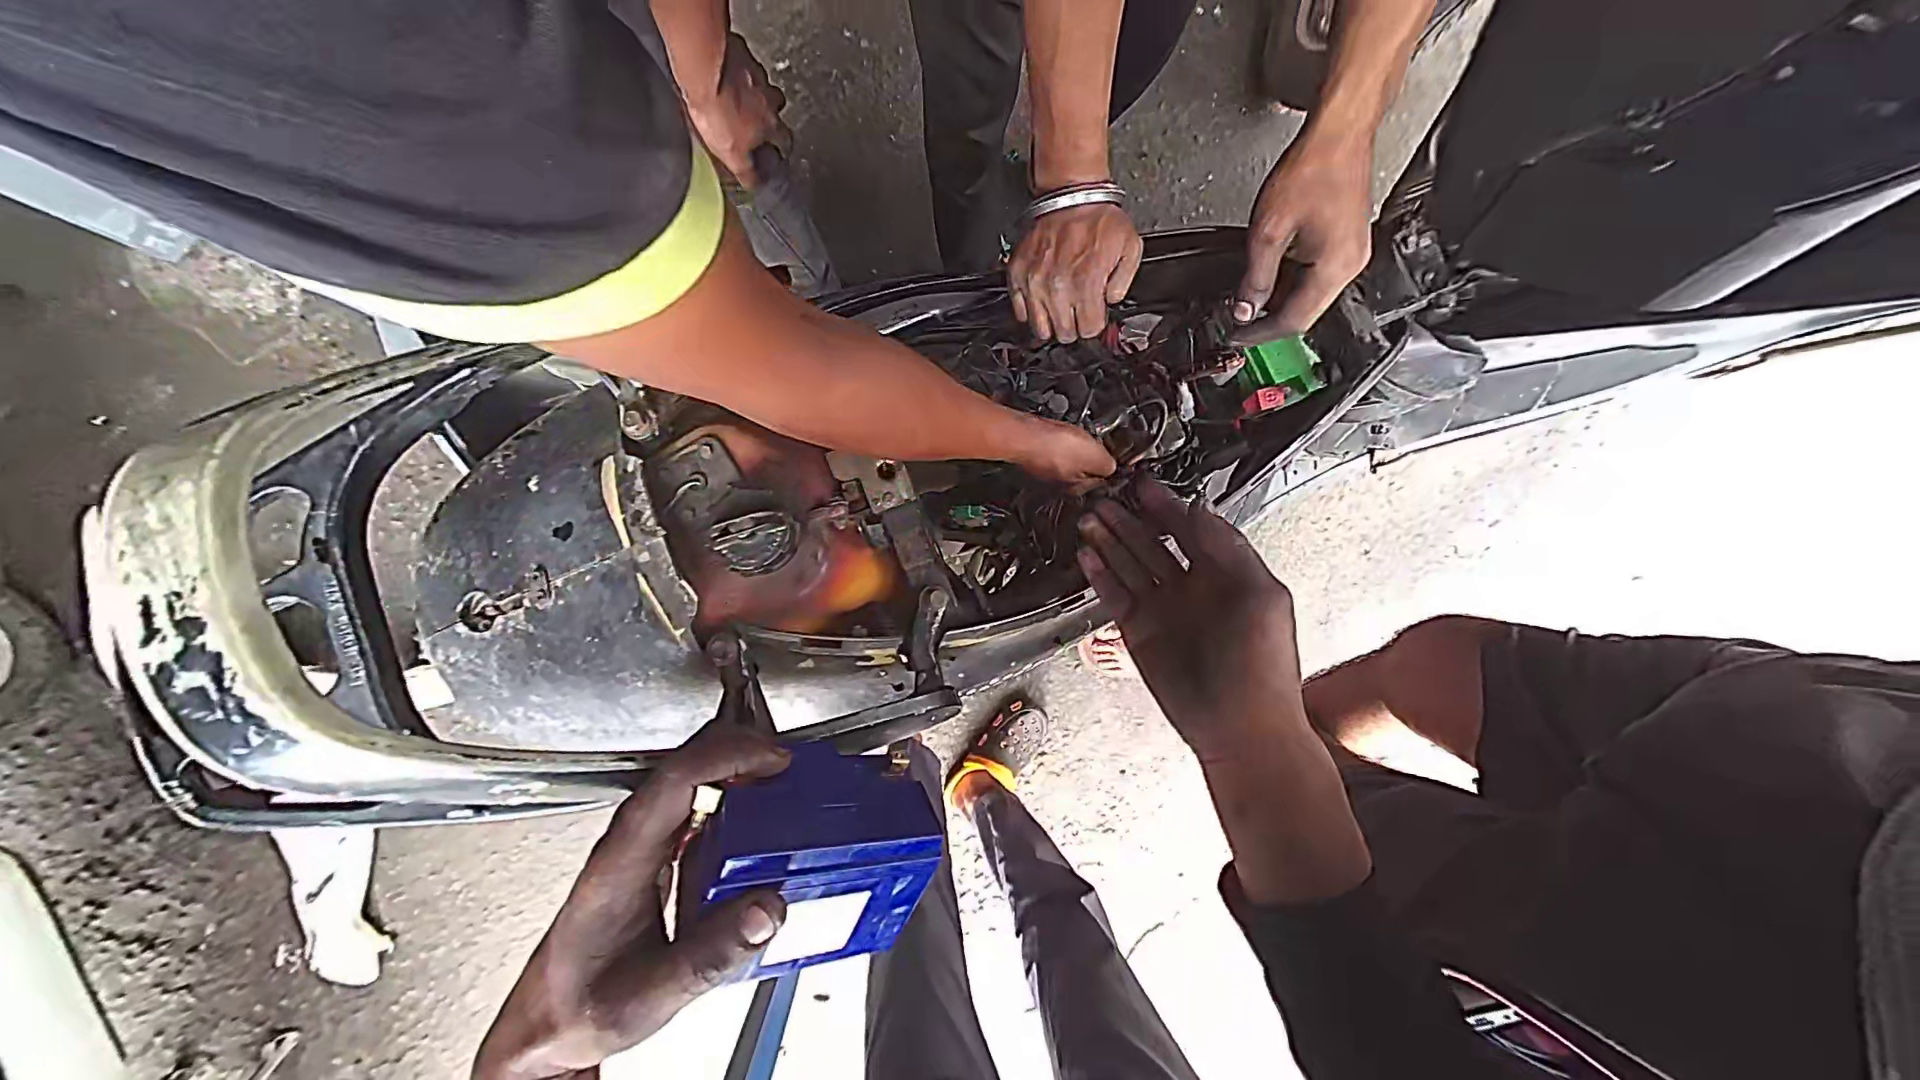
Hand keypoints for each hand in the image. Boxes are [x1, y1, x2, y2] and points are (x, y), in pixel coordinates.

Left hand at [474, 725, 791, 1079]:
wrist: (547, 1021)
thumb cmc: (580, 1008)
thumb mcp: (648, 997)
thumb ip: (712, 955)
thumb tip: (768, 908)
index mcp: (622, 857)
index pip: (677, 777)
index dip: (731, 755)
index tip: (775, 761)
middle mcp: (632, 834)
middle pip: (689, 759)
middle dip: (744, 747)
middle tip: (790, 765)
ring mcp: (644, 836)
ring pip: (695, 770)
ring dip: (742, 763)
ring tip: (784, 782)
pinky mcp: (658, 845)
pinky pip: (700, 796)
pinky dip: (737, 788)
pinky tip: (760, 812)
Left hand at [686, 33, 791, 189]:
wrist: (703, 68)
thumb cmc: (718, 110)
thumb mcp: (732, 154)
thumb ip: (747, 172)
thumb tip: (755, 185)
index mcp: (772, 126)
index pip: (785, 141)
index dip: (781, 146)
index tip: (776, 150)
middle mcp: (770, 99)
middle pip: (776, 109)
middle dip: (768, 114)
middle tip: (752, 118)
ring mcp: (756, 73)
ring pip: (760, 84)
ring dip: (751, 89)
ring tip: (734, 94)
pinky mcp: (739, 51)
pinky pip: (741, 62)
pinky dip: (735, 68)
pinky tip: (720, 72)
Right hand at [1008, 202, 1143, 342]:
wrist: (1071, 195)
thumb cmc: (1099, 220)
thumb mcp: (1130, 249)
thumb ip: (1123, 283)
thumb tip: (1110, 303)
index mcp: (1085, 283)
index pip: (1088, 330)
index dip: (1093, 324)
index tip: (1093, 315)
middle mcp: (1057, 287)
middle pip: (1064, 334)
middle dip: (1074, 326)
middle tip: (1077, 312)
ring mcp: (1034, 283)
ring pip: (1040, 329)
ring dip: (1052, 323)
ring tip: (1059, 309)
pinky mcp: (1018, 276)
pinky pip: (1019, 311)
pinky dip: (1031, 310)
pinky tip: (1042, 299)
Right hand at [1014, 417, 1117, 490]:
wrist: (1026, 434)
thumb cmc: (1056, 448)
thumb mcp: (1097, 457)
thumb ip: (1109, 465)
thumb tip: (1113, 467)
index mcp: (1076, 488)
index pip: (1100, 481)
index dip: (1108, 466)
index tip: (1111, 454)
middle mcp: (1057, 483)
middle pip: (1082, 469)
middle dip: (1089, 455)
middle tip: (1093, 441)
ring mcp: (1043, 469)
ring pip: (1066, 457)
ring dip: (1072, 445)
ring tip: (1074, 434)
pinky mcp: (1032, 454)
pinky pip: (1052, 446)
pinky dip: (1057, 438)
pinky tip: (1057, 432)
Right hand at [1075, 479, 1306, 759]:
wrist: (1240, 725)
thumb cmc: (1261, 666)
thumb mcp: (1259, 594)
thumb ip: (1227, 547)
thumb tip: (1198, 508)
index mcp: (1224, 573)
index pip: (1189, 528)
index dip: (1165, 505)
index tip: (1144, 485)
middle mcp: (1190, 586)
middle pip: (1152, 542)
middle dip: (1129, 519)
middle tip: (1106, 498)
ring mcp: (1163, 607)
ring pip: (1129, 563)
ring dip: (1109, 540)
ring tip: (1089, 519)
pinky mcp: (1139, 630)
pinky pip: (1115, 593)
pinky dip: (1099, 573)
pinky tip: (1087, 554)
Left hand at [1232, 133, 1373, 344]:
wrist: (1340, 133)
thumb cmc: (1313, 168)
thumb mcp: (1269, 232)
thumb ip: (1255, 277)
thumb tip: (1244, 309)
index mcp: (1336, 267)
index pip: (1294, 321)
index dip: (1260, 334)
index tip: (1236, 336)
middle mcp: (1350, 265)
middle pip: (1305, 314)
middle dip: (1269, 324)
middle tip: (1238, 324)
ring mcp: (1351, 255)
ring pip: (1310, 299)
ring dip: (1278, 305)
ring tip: (1247, 304)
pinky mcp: (1345, 245)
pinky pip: (1316, 279)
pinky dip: (1290, 286)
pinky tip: (1269, 281)